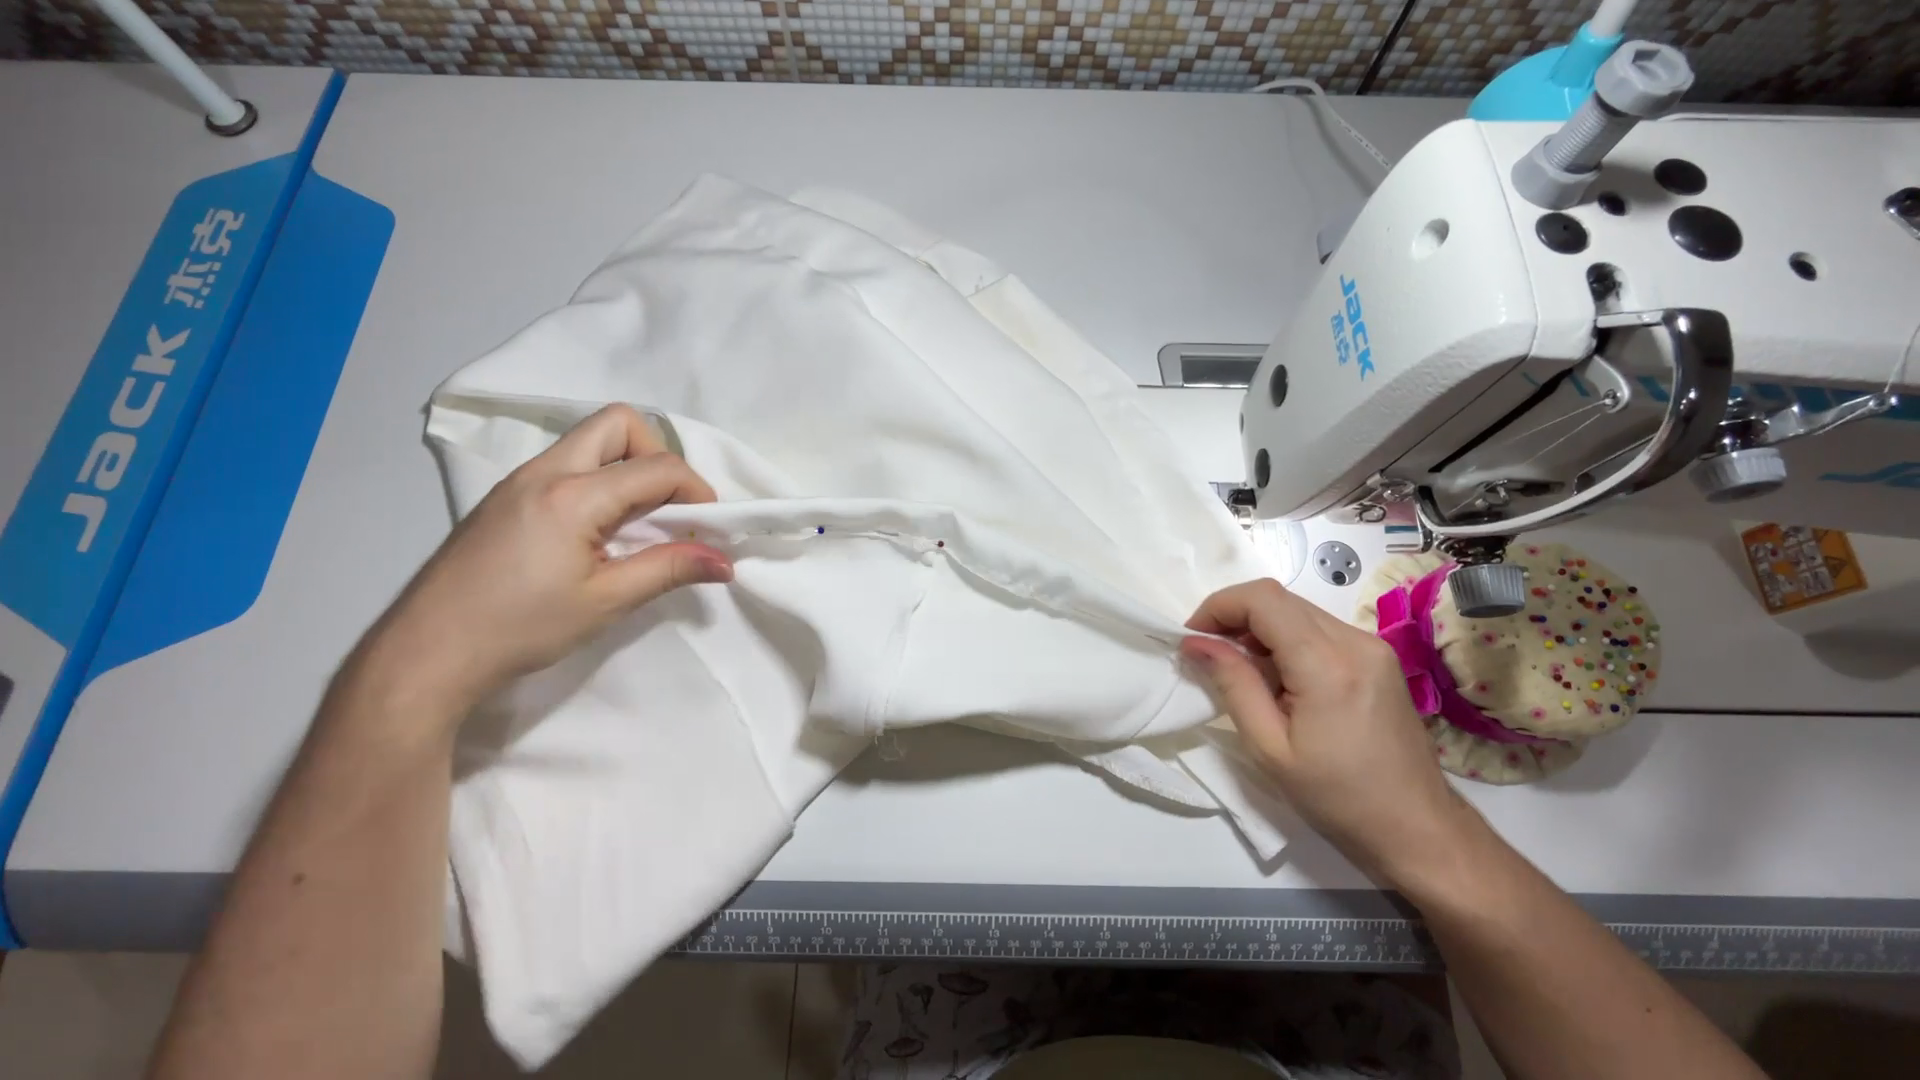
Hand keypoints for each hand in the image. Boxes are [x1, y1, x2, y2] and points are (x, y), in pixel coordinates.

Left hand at [363, 405, 731, 718]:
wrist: (429, 651)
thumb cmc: (522, 628)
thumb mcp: (605, 602)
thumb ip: (668, 570)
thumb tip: (725, 562)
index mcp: (572, 495)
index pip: (656, 467)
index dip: (697, 491)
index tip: (710, 528)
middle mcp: (545, 471)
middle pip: (618, 423)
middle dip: (658, 456)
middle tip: (669, 509)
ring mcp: (520, 480)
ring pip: (589, 440)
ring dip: (627, 467)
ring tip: (637, 524)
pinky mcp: (506, 497)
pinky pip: (567, 465)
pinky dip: (598, 481)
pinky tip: (597, 534)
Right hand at [1180, 579, 1479, 887]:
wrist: (1417, 828)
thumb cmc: (1337, 797)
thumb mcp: (1270, 748)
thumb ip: (1233, 684)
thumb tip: (1195, 642)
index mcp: (1327, 665)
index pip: (1263, 600)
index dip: (1219, 606)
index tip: (1192, 638)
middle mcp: (1355, 642)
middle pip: (1281, 600)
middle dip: (1235, 617)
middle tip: (1209, 656)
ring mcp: (1374, 647)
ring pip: (1300, 612)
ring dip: (1261, 629)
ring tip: (1241, 673)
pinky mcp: (1379, 659)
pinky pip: (1321, 630)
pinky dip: (1288, 641)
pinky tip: (1279, 681)